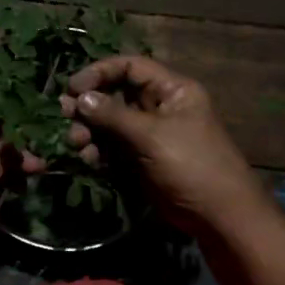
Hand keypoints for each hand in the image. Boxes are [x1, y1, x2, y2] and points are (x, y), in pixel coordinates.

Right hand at [62, 56, 263, 230]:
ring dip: (89, 130)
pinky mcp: (142, 158)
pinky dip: (98, 150)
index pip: (130, 67)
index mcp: (171, 91)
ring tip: (75, 144)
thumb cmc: (192, 166)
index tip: (73, 88)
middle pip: (115, 94)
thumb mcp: (151, 136)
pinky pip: (112, 146)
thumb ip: (113, 115)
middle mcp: (159, 107)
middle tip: (65, 116)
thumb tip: (80, 98)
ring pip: (110, 122)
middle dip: (89, 105)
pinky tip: (88, 159)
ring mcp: (149, 134)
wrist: (219, 217)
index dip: (100, 72)